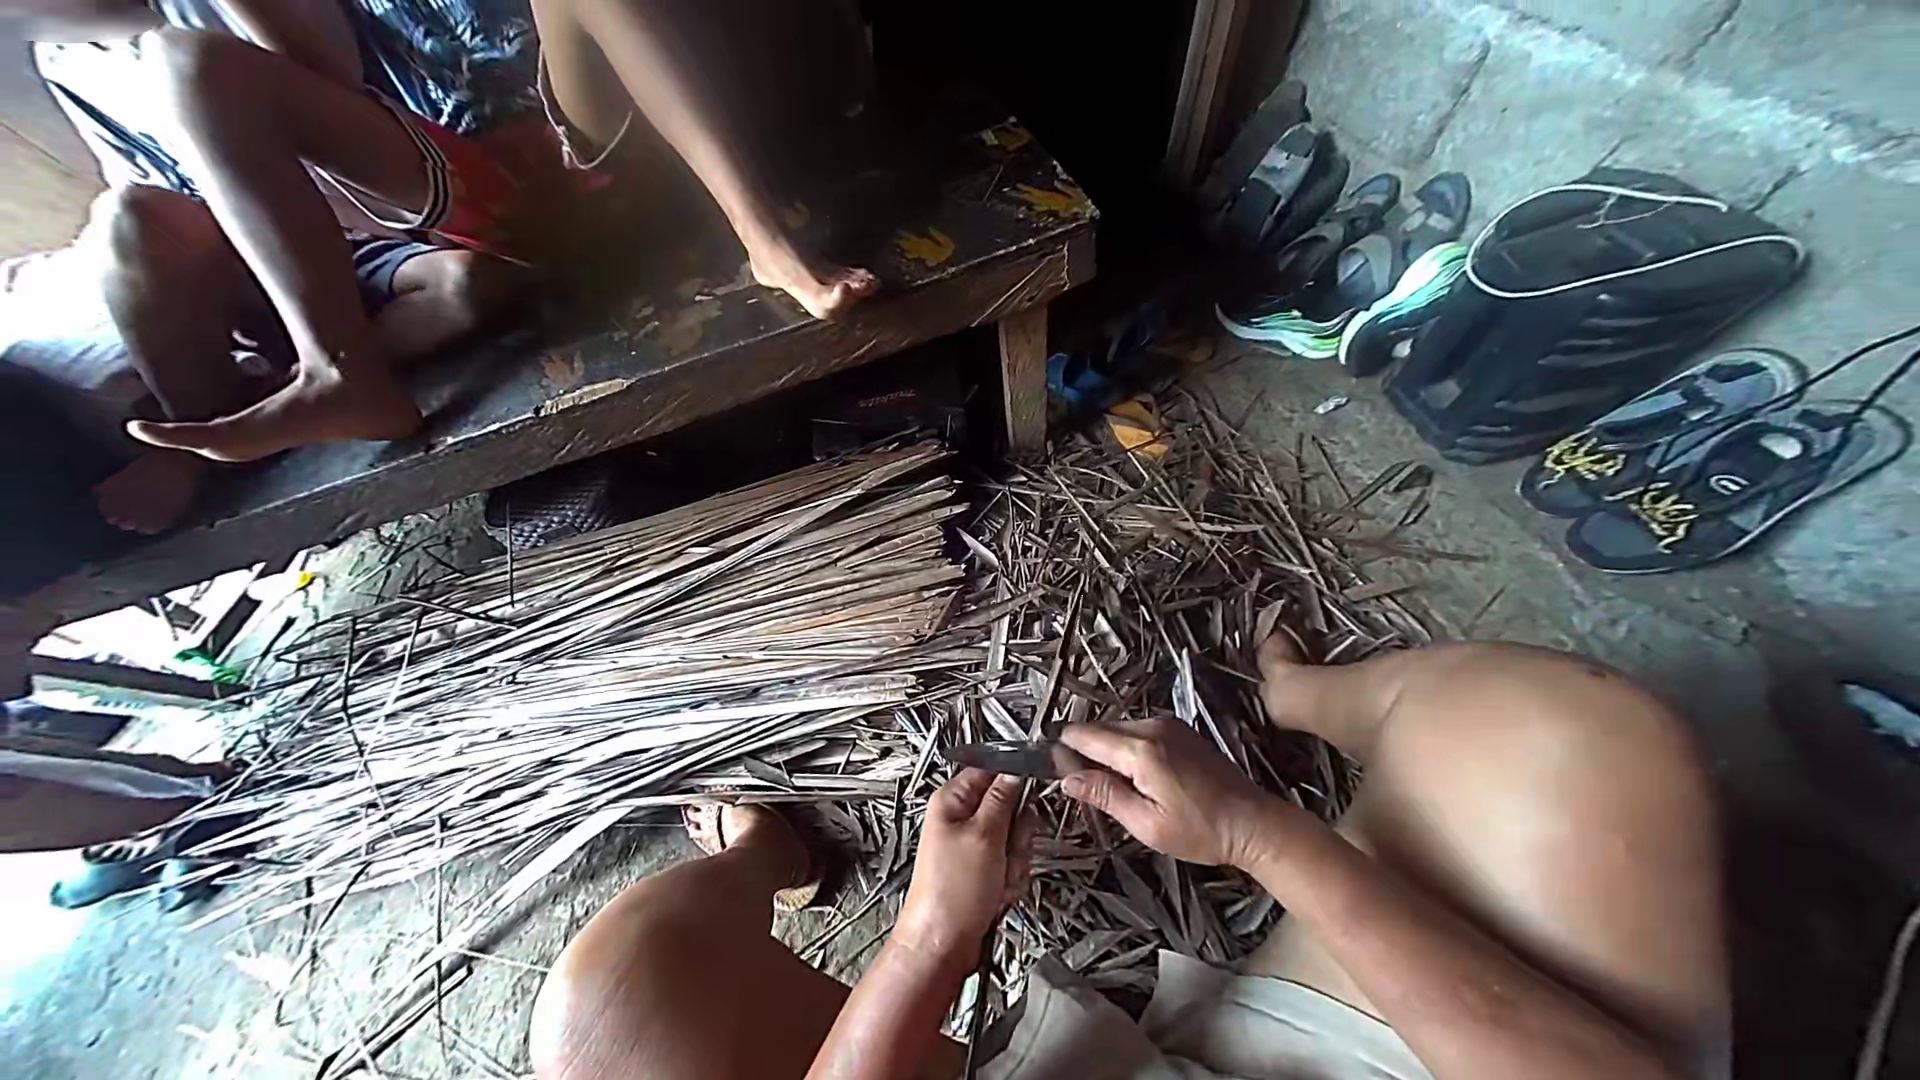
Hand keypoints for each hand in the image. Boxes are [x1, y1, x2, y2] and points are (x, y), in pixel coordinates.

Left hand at [894, 769, 1032, 965]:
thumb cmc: (951, 891)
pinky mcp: (984, 870)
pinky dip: (1011, 879)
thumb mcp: (984, 835)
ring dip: (1014, 861)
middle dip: (1016, 834)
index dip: (1013, 781)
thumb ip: (1003, 799)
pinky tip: (998, 893)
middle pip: (1009, 807)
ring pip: (1015, 838)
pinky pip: (1012, 863)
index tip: (1027, 797)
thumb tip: (1016, 770)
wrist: (944, 946)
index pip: (990, 771)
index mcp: (952, 800)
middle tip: (1005, 851)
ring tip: (998, 878)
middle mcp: (961, 819)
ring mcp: (974, 846)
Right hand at [1058, 718, 1278, 868]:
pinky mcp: (1178, 728)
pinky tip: (1136, 774)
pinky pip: (1137, 729)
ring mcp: (1168, 724)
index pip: (1086, 736)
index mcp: (1142, 751)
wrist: (1254, 823)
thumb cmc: (1202, 831)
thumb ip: (1105, 795)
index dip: (1065, 749)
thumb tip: (1067, 777)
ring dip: (1107, 749)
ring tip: (1115, 785)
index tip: (1056, 767)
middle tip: (1087, 785)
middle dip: (1086, 751)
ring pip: (1118, 728)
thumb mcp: (1147, 824)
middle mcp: (1152, 728)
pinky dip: (1126, 746)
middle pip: (1100, 729)